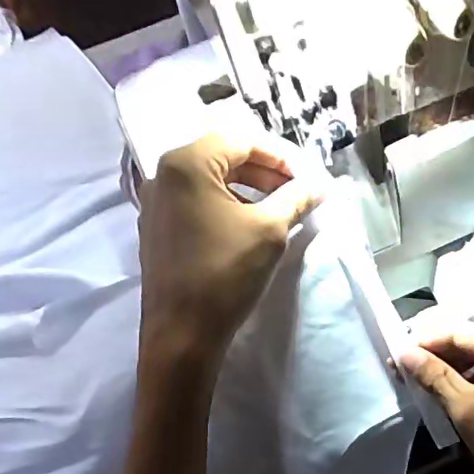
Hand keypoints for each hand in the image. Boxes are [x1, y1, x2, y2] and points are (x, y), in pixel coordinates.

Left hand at [137, 133, 323, 364]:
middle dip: (263, 172)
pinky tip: (245, 230)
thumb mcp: (270, 231)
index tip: (305, 179)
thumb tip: (319, 186)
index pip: (240, 140)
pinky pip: (194, 203)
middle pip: (221, 157)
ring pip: (208, 181)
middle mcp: (162, 173)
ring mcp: (154, 203)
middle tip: (295, 194)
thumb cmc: (226, 274)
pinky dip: (223, 207)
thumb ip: (296, 199)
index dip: (279, 157)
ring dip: (245, 190)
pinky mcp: (155, 230)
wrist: (182, 333)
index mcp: (187, 162)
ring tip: (275, 213)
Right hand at [400, 330, 473, 473]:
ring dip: (451, 372)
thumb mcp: (466, 407)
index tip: (397, 358)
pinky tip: (446, 393)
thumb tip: (406, 353)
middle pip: (470, 346)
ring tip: (419, 384)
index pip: (459, 336)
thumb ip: (435, 376)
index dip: (426, 345)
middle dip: (437, 359)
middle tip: (404, 372)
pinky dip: (469, 383)